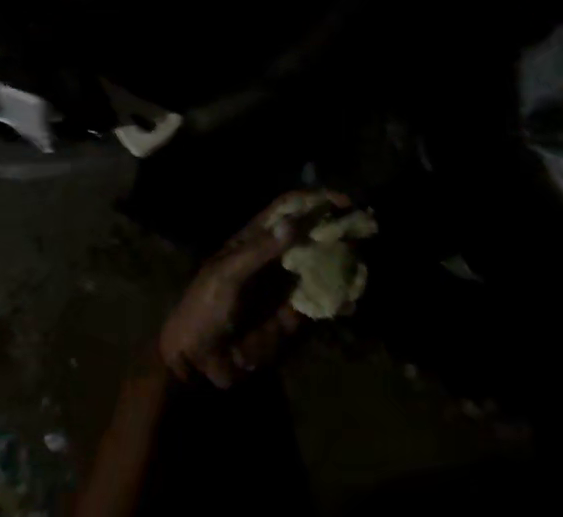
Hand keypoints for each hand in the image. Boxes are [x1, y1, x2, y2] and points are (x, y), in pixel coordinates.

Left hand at [157, 190, 344, 387]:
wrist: (198, 362)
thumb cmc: (204, 309)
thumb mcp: (227, 275)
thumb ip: (260, 250)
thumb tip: (295, 222)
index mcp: (253, 240)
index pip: (286, 210)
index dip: (312, 201)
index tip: (340, 201)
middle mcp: (274, 258)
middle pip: (309, 235)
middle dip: (335, 229)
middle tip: (364, 228)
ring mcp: (285, 287)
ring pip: (320, 267)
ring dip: (343, 261)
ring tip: (363, 260)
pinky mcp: (293, 316)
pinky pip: (321, 303)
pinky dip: (339, 299)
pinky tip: (352, 299)